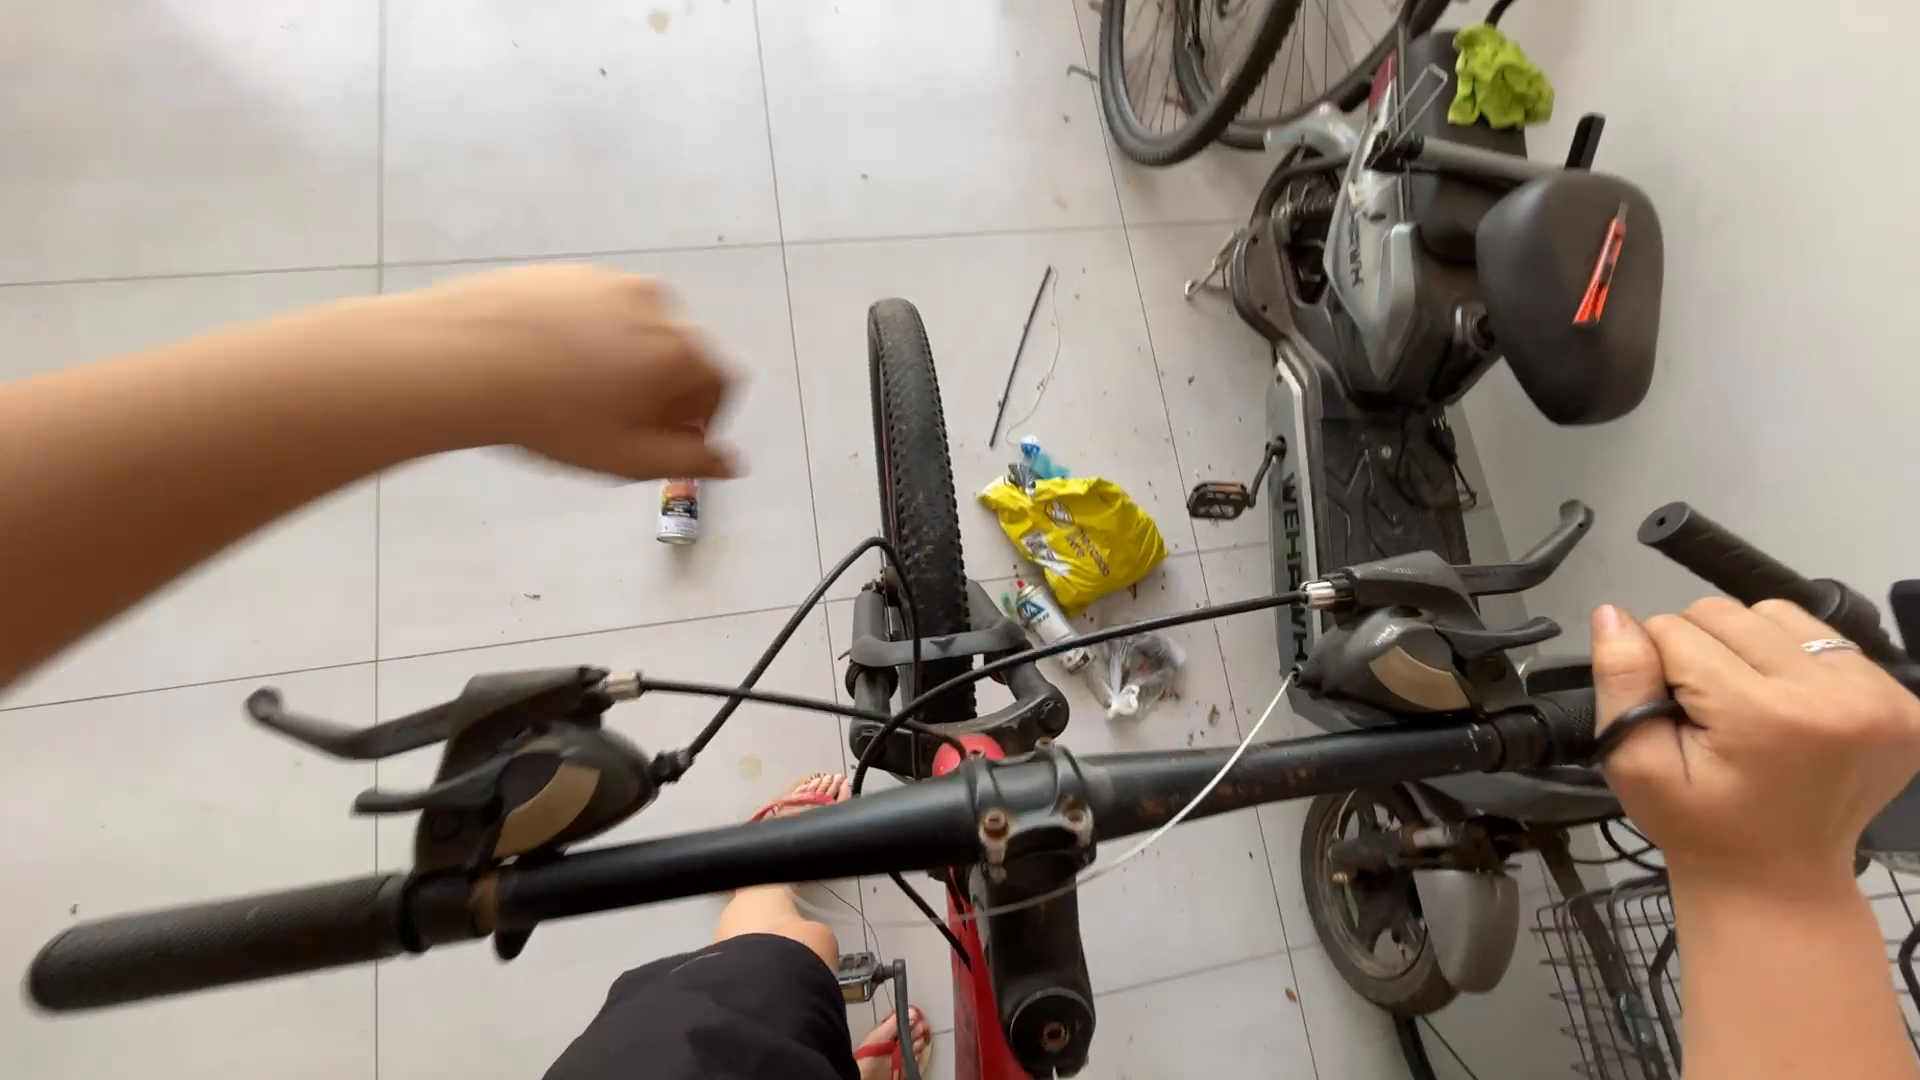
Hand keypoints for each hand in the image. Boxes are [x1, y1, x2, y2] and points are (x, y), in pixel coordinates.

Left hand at [401, 265, 738, 479]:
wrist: (456, 360)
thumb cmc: (557, 419)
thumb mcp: (633, 458)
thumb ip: (695, 461)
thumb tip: (736, 462)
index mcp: (684, 348)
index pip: (724, 384)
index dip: (707, 417)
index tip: (677, 438)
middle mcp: (658, 305)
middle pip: (683, 355)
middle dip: (668, 390)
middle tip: (628, 423)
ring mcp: (609, 281)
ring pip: (641, 332)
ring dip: (631, 363)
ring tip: (587, 395)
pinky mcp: (566, 272)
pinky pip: (599, 311)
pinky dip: (594, 338)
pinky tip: (556, 367)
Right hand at [1592, 598, 1919, 895]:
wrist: (1775, 872)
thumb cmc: (1691, 820)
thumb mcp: (1631, 758)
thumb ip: (1621, 680)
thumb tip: (1612, 614)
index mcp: (1768, 715)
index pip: (1674, 631)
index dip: (1649, 664)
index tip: (1661, 710)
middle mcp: (1839, 698)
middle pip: (1724, 614)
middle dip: (1691, 648)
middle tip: (1694, 705)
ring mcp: (1883, 700)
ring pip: (1772, 615)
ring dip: (1738, 644)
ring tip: (1735, 696)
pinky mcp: (1903, 703)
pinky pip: (1820, 636)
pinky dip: (1782, 655)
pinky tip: (1778, 699)